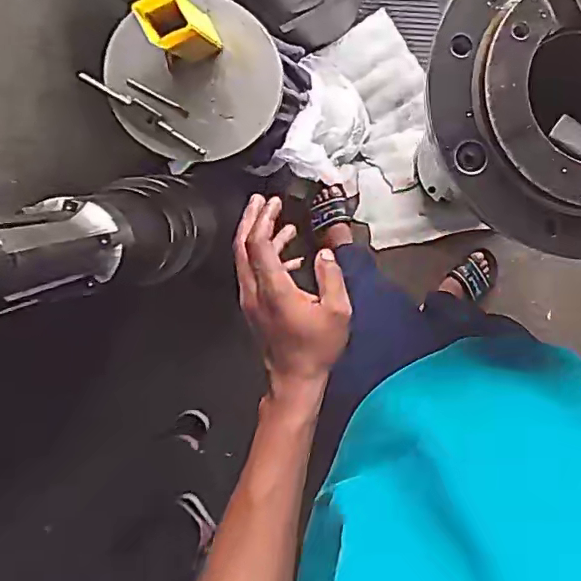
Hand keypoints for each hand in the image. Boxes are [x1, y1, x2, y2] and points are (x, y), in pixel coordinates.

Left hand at [233, 195, 351, 403]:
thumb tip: (325, 254)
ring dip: (258, 236)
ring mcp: (252, 301)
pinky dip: (266, 255)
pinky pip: (253, 272)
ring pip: (245, 259)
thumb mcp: (338, 311)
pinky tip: (289, 254)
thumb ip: (332, 277)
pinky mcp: (255, 307)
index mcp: (274, 289)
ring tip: (275, 220)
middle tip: (261, 201)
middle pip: (243, 247)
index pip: (259, 245)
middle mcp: (256, 292)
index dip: (263, 220)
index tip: (272, 203)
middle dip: (251, 219)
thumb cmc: (316, 349)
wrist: (295, 379)